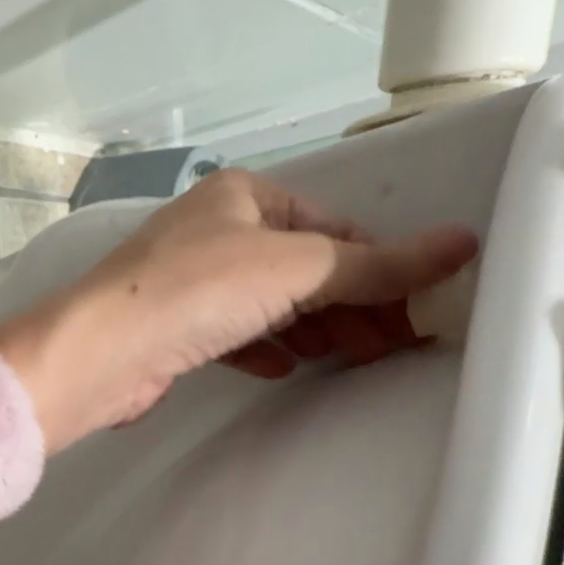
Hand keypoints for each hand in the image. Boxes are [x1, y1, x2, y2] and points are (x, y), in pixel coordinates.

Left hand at [0, 168, 477, 454]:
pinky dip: (261, 347)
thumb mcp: (297, 267)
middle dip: (349, 302)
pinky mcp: (166, 329)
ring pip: (264, 301)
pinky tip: (282, 368)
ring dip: (310, 327)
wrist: (101, 352)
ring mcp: (182, 281)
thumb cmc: (197, 290)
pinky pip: (228, 333)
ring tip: (349, 356)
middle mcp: (208, 231)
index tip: (418, 305)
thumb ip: (377, 264)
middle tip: (393, 342)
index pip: (329, 225)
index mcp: (238, 196)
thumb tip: (462, 244)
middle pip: (298, 265)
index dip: (379, 263)